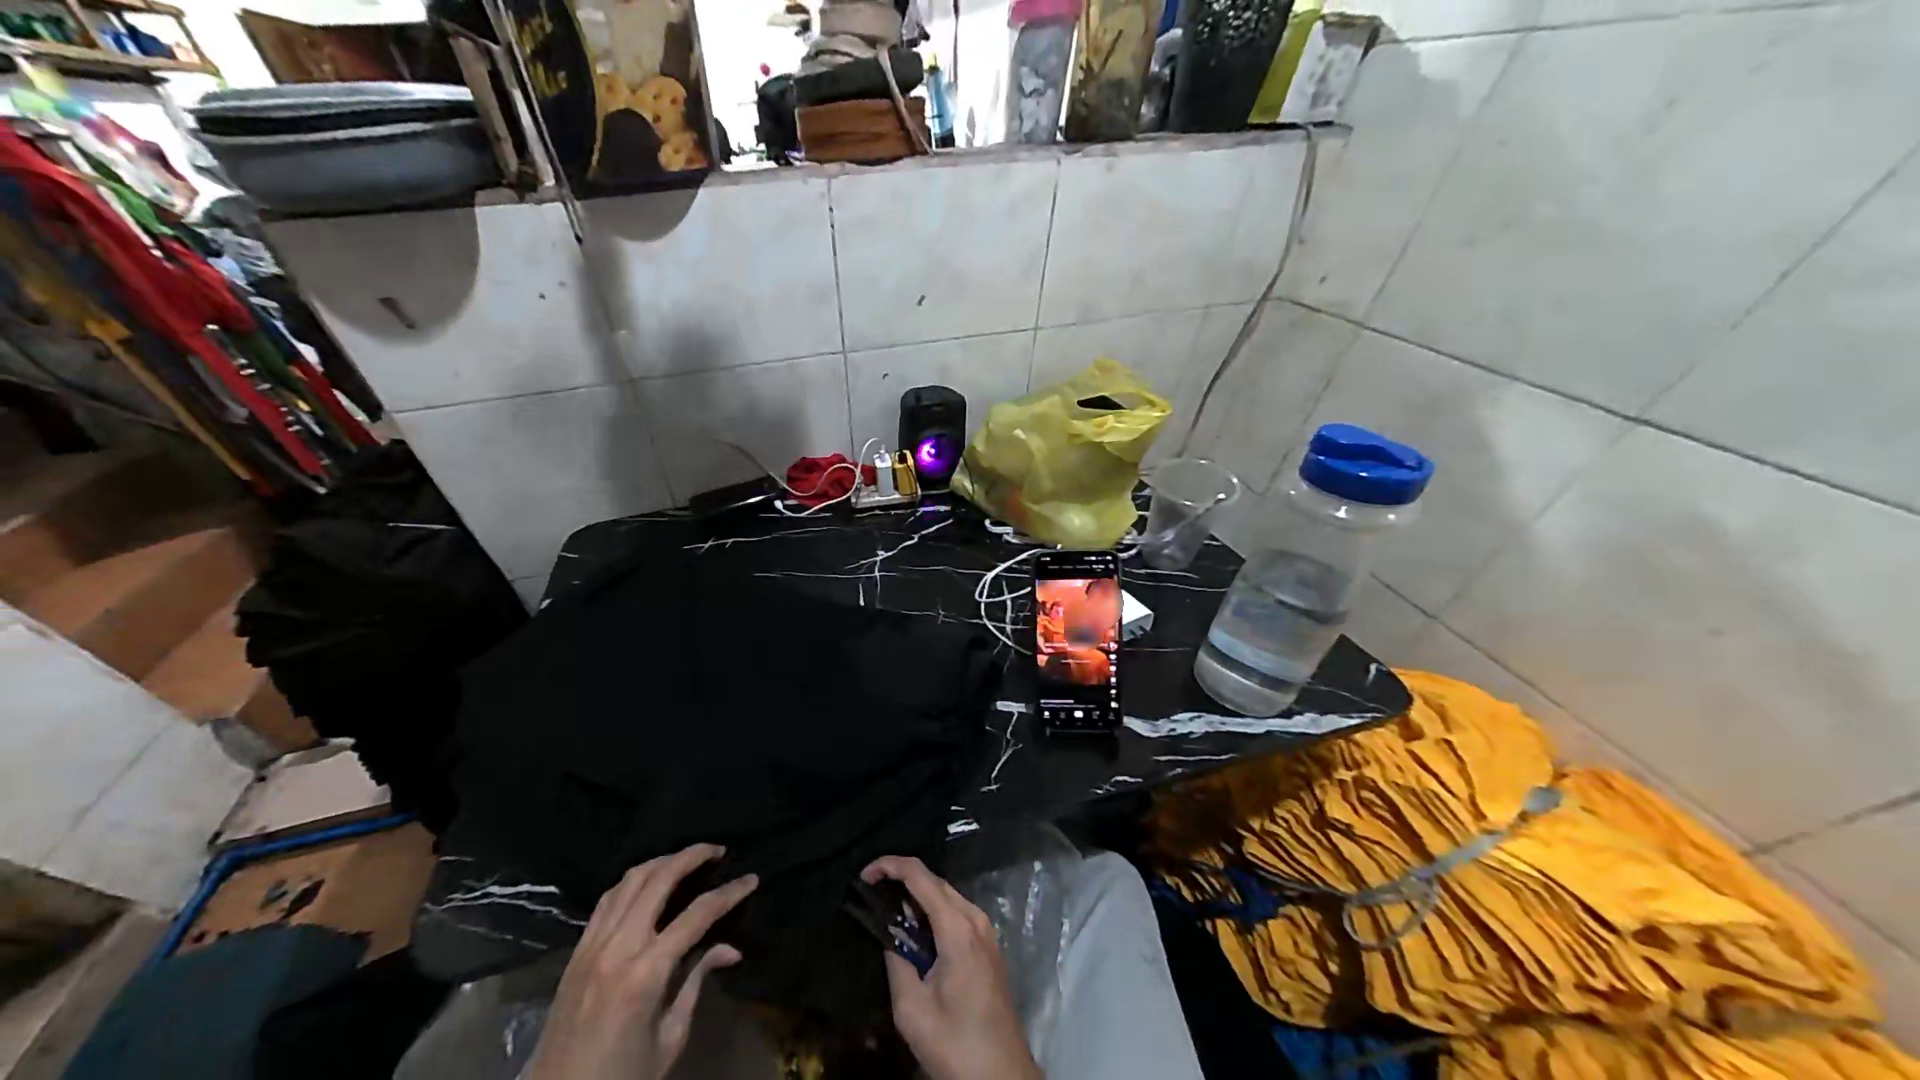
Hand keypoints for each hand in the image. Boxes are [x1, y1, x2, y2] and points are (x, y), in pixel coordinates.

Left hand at [526, 844, 757, 1079]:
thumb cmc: (623, 1076)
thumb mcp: (670, 1037)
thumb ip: (697, 981)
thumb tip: (731, 949)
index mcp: (645, 973)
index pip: (697, 914)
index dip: (729, 892)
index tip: (752, 878)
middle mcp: (617, 948)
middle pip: (659, 879)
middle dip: (692, 856)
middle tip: (718, 850)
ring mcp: (592, 946)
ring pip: (630, 881)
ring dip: (662, 861)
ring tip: (687, 859)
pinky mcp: (576, 951)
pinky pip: (607, 900)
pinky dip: (633, 881)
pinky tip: (650, 882)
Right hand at [863, 856, 1042, 1079]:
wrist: (1003, 1076)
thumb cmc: (956, 1045)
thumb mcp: (912, 1010)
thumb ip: (897, 963)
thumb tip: (890, 937)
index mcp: (958, 928)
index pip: (921, 877)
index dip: (890, 866)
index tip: (864, 875)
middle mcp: (975, 919)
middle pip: (934, 881)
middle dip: (901, 878)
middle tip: (871, 892)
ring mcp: (986, 932)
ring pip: (946, 896)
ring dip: (917, 896)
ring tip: (887, 910)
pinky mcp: (988, 947)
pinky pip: (957, 914)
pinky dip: (932, 912)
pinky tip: (914, 930)